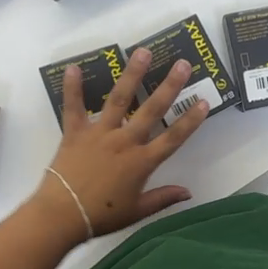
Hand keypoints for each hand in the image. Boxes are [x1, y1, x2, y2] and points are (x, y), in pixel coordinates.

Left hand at [28, 46, 210, 243]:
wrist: (63, 215)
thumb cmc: (102, 216)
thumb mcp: (137, 211)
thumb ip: (163, 198)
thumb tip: (188, 192)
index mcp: (141, 162)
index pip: (173, 138)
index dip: (190, 120)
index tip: (204, 101)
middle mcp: (124, 142)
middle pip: (152, 110)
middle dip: (169, 86)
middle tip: (182, 64)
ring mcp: (99, 134)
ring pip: (119, 99)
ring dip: (132, 74)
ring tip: (143, 52)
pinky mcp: (75, 133)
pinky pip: (73, 107)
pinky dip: (72, 88)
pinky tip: (73, 67)